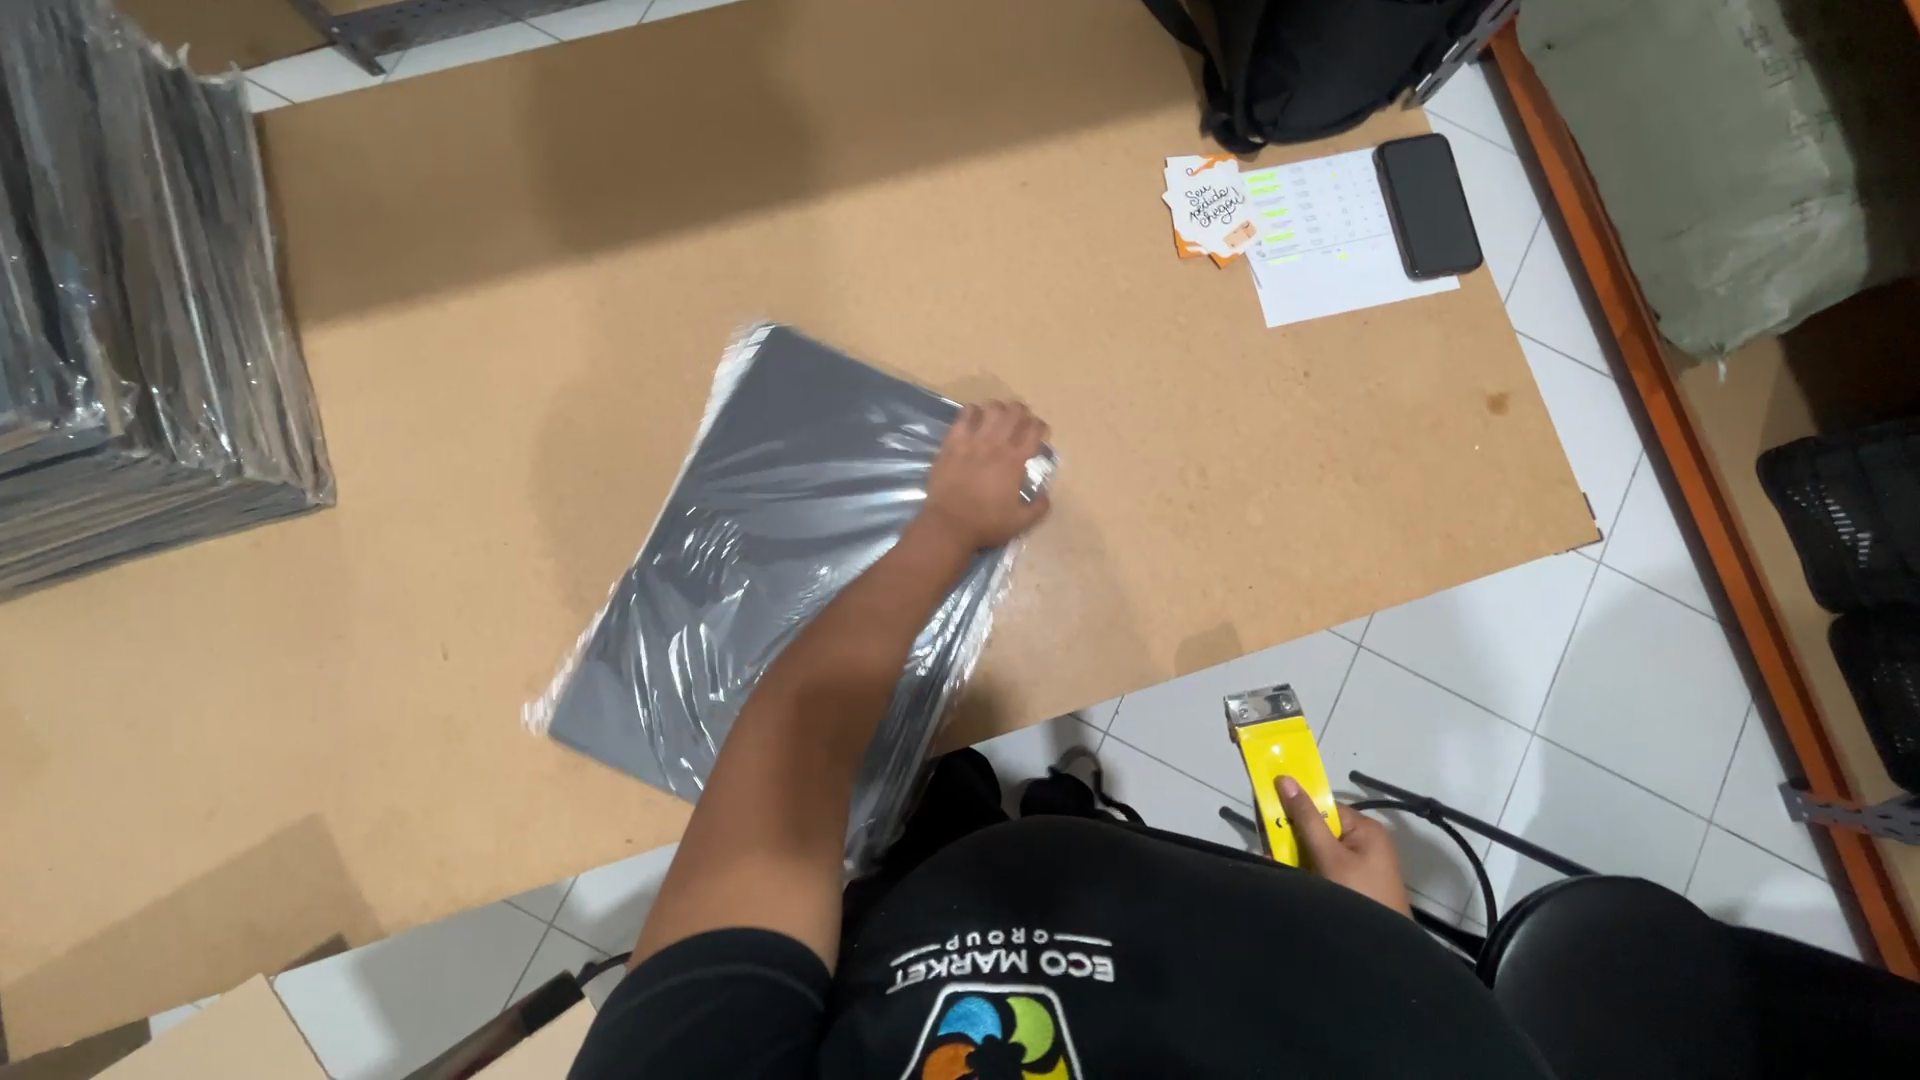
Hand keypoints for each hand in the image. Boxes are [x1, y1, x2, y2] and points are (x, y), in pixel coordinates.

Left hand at [921, 401, 1050, 549]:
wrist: (949, 524)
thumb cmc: (986, 524)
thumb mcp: (1020, 522)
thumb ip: (1038, 508)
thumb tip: (1046, 495)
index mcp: (1015, 461)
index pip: (1034, 430)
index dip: (1041, 427)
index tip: (1040, 433)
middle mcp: (996, 444)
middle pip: (1014, 413)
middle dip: (1022, 412)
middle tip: (1020, 421)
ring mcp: (972, 440)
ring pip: (991, 408)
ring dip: (999, 409)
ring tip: (998, 417)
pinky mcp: (952, 442)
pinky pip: (964, 415)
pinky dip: (973, 412)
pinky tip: (974, 418)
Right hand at [1278, 775, 1411, 916]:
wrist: (1384, 953)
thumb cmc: (1359, 894)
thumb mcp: (1328, 855)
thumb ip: (1305, 818)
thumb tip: (1285, 778)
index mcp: (1365, 828)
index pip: (1322, 806)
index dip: (1295, 809)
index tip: (1268, 817)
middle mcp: (1366, 841)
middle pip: (1320, 827)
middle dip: (1293, 837)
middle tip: (1268, 847)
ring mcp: (1362, 864)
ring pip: (1320, 850)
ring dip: (1297, 856)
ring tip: (1275, 866)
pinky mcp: (1357, 884)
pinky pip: (1326, 868)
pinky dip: (1308, 871)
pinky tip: (1290, 880)